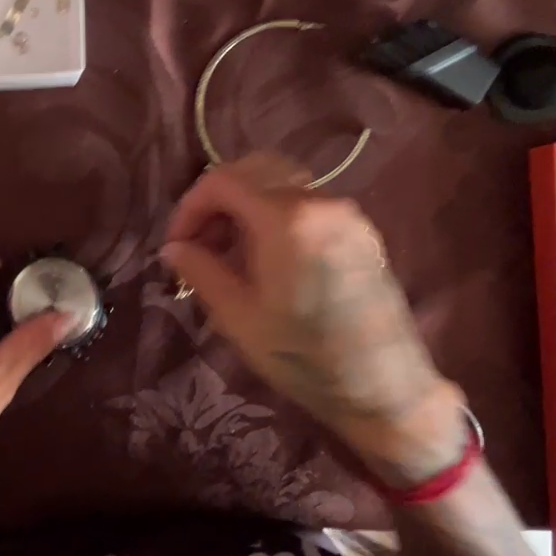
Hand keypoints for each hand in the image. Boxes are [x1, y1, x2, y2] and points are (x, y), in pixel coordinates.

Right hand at [162, 153, 466, 483]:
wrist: (382, 386)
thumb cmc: (301, 355)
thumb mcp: (237, 316)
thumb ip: (201, 270)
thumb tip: (174, 248)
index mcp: (286, 218)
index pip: (222, 181)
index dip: (189, 208)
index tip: (176, 246)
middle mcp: (320, 201)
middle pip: (254, 169)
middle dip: (217, 201)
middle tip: (199, 244)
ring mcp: (347, 214)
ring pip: (282, 184)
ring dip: (246, 207)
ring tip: (228, 256)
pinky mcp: (361, 233)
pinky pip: (307, 205)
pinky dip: (275, 217)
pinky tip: (265, 261)